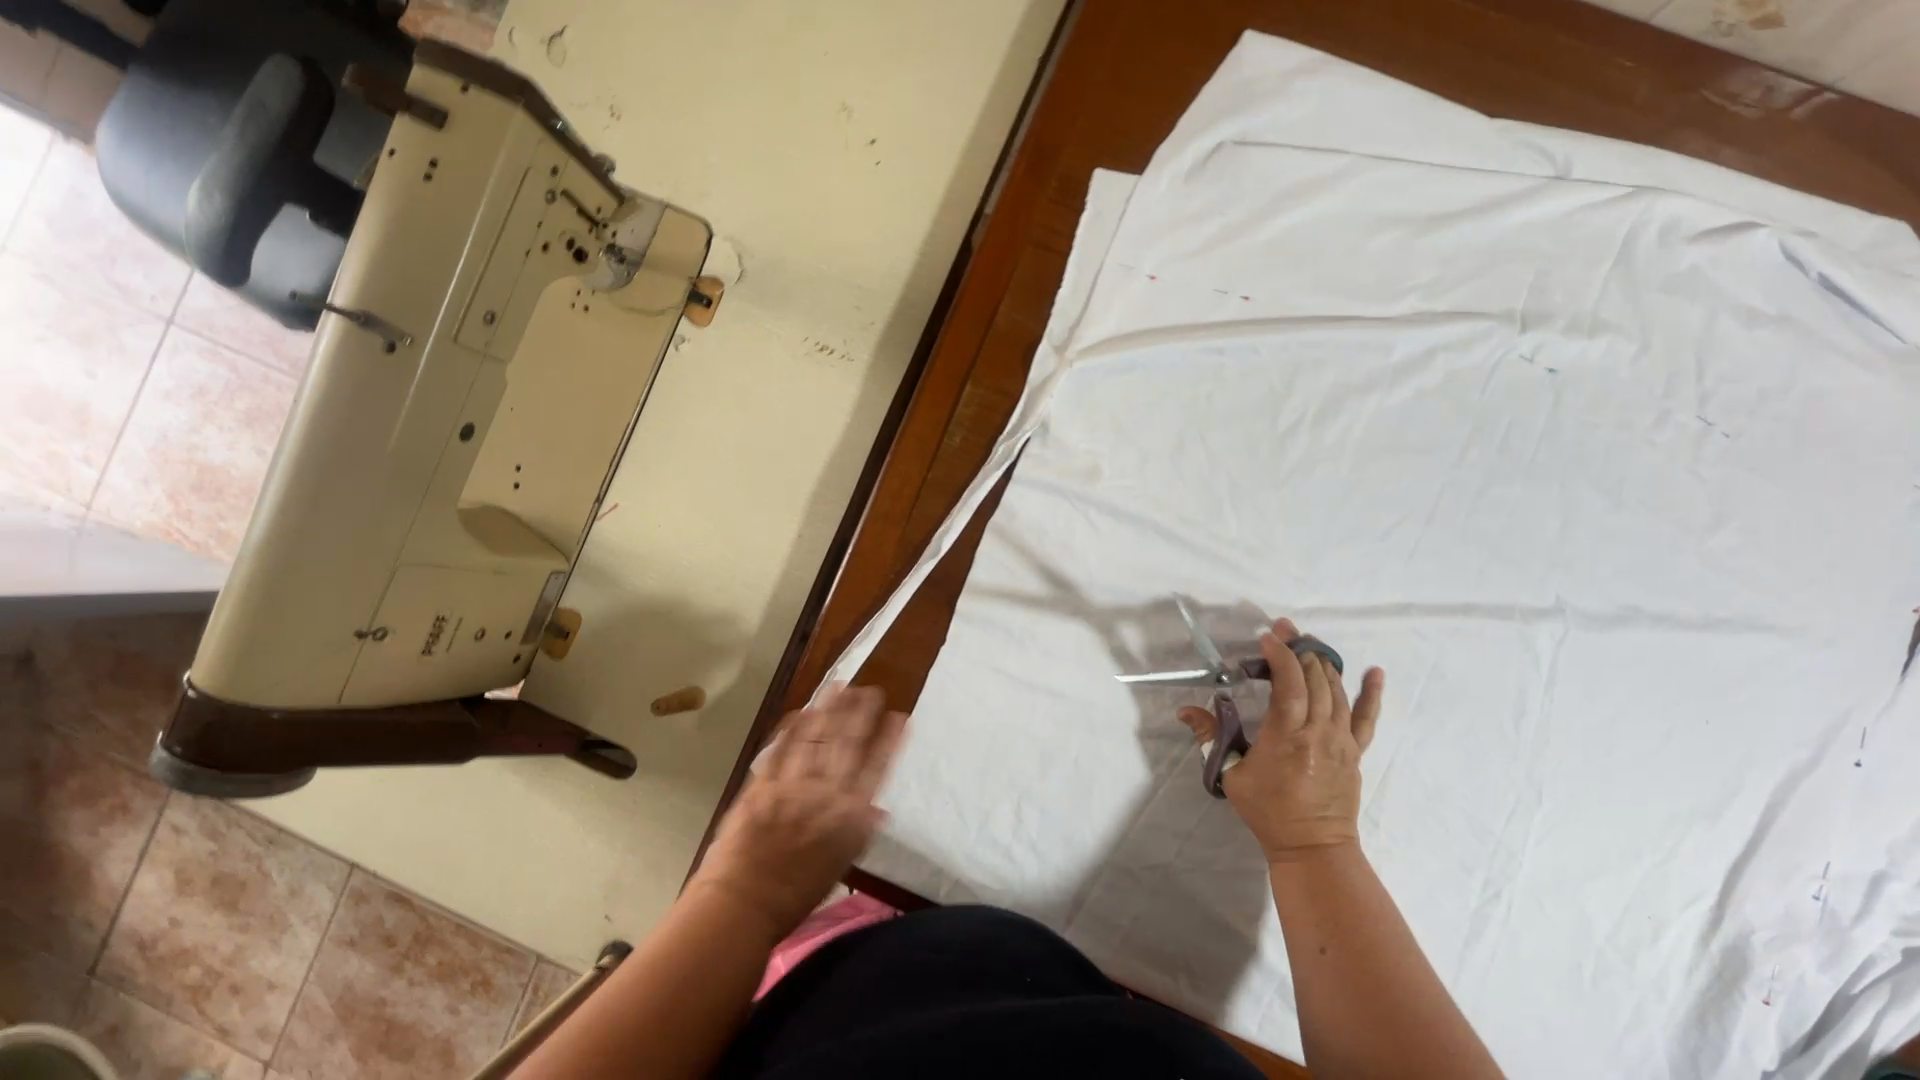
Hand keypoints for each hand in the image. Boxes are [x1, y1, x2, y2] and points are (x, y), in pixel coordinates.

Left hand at [689, 684, 907, 940]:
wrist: (741, 905)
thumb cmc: (793, 897)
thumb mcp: (837, 867)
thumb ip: (856, 832)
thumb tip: (876, 809)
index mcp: (849, 819)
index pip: (876, 770)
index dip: (889, 742)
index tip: (899, 717)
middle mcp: (824, 796)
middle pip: (847, 745)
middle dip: (861, 715)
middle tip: (871, 690)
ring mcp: (791, 786)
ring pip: (816, 740)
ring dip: (829, 710)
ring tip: (840, 686)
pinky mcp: (761, 784)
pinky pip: (780, 749)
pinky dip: (792, 728)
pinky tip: (801, 710)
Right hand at [1178, 617, 1384, 861]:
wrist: (1313, 846)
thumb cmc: (1268, 811)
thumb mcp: (1232, 775)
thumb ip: (1212, 737)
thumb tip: (1186, 710)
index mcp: (1287, 736)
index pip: (1288, 684)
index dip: (1280, 656)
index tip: (1267, 637)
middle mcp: (1318, 731)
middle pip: (1315, 680)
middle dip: (1300, 649)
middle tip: (1285, 629)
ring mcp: (1341, 740)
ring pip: (1336, 691)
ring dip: (1323, 663)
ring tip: (1309, 643)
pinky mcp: (1355, 751)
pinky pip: (1367, 717)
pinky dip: (1371, 693)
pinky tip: (1375, 672)